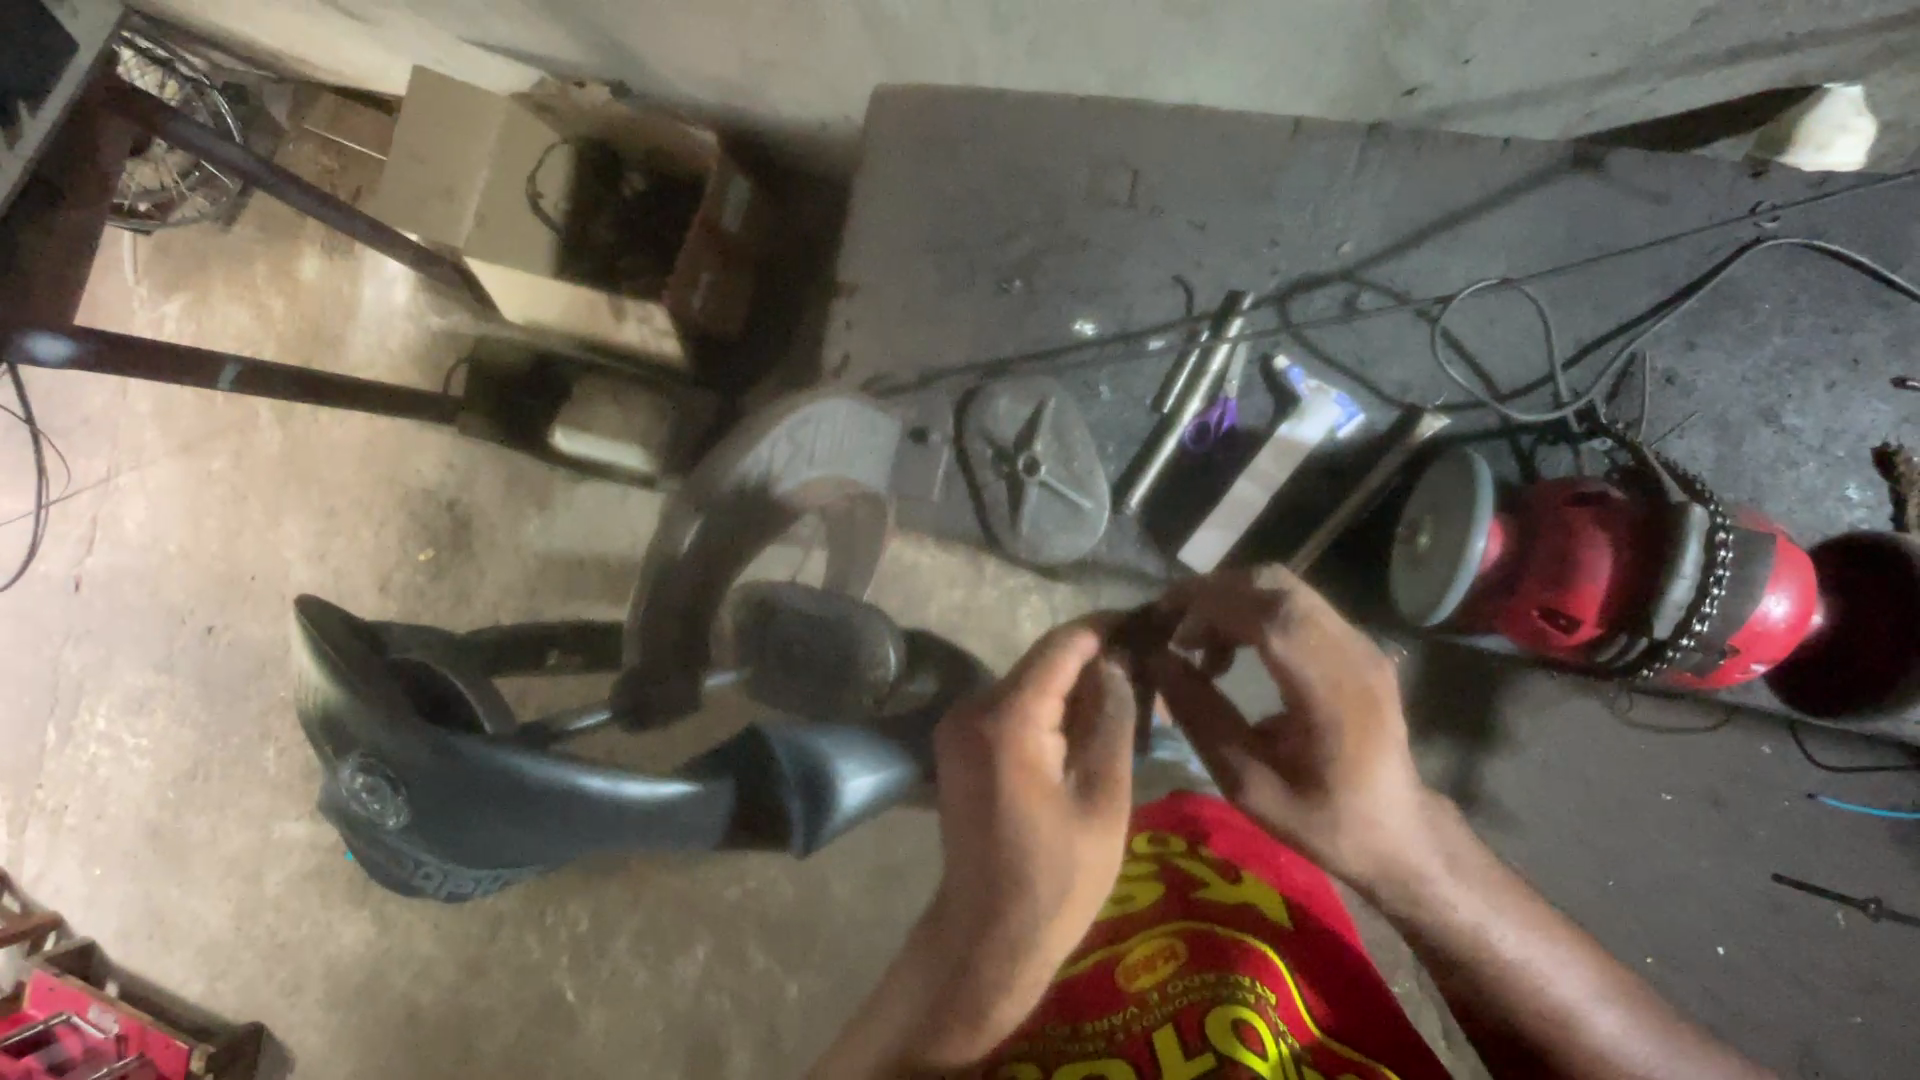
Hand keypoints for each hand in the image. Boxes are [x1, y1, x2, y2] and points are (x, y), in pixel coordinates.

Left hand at [919, 617, 1136, 1063]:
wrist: (988, 934)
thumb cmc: (1057, 877)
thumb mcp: (1104, 797)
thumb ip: (1114, 718)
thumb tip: (1120, 661)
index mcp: (1007, 719)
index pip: (1061, 645)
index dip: (1106, 628)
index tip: (1148, 622)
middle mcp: (972, 707)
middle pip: (1043, 663)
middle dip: (1096, 662)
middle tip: (1151, 669)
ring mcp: (958, 725)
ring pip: (1028, 685)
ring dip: (1075, 688)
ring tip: (1132, 699)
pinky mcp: (958, 744)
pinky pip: (1012, 709)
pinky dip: (1049, 711)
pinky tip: (1088, 726)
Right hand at [1150, 564, 1434, 884]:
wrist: (1398, 832)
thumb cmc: (1322, 820)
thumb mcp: (1249, 786)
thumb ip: (1202, 718)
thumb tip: (1157, 661)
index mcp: (1333, 693)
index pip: (1271, 617)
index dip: (1210, 605)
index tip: (1162, 619)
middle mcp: (1353, 653)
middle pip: (1275, 587)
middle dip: (1212, 594)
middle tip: (1170, 627)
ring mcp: (1360, 643)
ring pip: (1283, 587)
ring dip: (1230, 600)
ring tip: (1196, 643)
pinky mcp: (1356, 643)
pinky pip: (1295, 604)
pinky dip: (1250, 610)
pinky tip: (1230, 648)